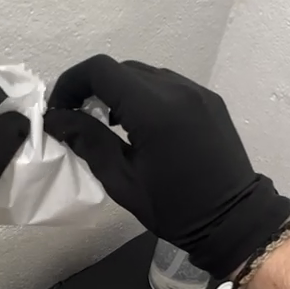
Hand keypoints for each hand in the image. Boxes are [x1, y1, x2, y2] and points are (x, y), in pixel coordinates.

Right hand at [44, 55, 289, 276]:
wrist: (234, 220)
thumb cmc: (175, 209)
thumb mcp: (122, 181)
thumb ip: (87, 141)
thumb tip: (55, 119)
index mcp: (154, 109)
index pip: (100, 70)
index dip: (71, 82)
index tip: (60, 109)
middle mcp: (177, 89)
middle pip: (121, 69)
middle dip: (93, 87)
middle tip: (79, 118)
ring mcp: (197, 92)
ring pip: (145, 74)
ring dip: (120, 91)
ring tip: (109, 123)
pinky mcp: (209, 100)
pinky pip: (168, 85)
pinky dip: (145, 96)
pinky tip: (141, 126)